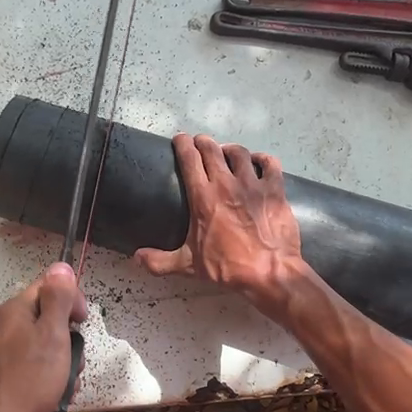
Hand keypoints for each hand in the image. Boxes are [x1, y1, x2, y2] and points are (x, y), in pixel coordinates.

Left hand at [0, 263, 86, 411]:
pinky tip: (59, 393)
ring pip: (53, 344)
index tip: (83, 321)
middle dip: (72, 337)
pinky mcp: (16, 376)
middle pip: (53, 316)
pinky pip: (44, 366)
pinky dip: (56, 378)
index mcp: (16, 309)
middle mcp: (10, 326)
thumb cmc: (31, 379)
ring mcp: (11, 353)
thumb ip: (58, 298)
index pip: (50, 285)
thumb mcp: (52, 334)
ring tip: (66, 381)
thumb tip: (61, 264)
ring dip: (67, 362)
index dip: (71, 299)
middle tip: (74, 357)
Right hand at [134, 134, 312, 315]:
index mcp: (203, 197)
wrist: (269, 271)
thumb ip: (160, 261)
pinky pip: (270, 164)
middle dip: (203, 142)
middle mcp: (226, 183)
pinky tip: (258, 161)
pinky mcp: (274, 190)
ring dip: (230, 149)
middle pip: (212, 149)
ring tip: (226, 152)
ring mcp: (253, 184)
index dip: (183, 144)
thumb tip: (137, 258)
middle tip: (200, 143)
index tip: (180, 140)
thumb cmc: (227, 266)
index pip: (190, 159)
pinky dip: (263, 159)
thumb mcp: (189, 265)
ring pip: (239, 153)